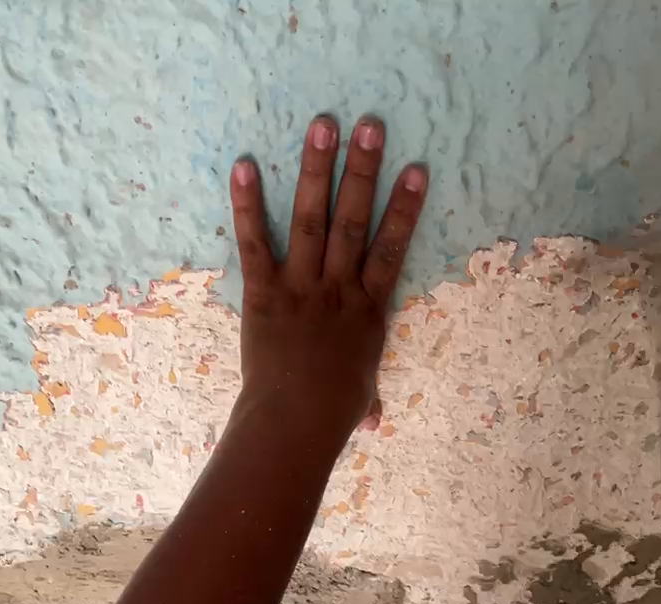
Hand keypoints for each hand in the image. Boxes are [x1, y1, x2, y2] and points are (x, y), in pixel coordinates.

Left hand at [227, 114, 428, 442]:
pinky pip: (255, 244)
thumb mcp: (359, 399)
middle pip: (353, 222)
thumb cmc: (333, 412)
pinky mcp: (265, 294)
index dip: (404, 208)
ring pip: (311, 222)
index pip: (391, 250)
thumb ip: (365, 396)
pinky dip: (247, 205)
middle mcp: (338, 289)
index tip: (416, 169)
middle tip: (369, 125)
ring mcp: (301, 288)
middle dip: (363, 172)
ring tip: (322, 127)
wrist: (296, 421)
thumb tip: (372, 418)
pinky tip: (244, 165)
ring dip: (316, 172)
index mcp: (368, 311)